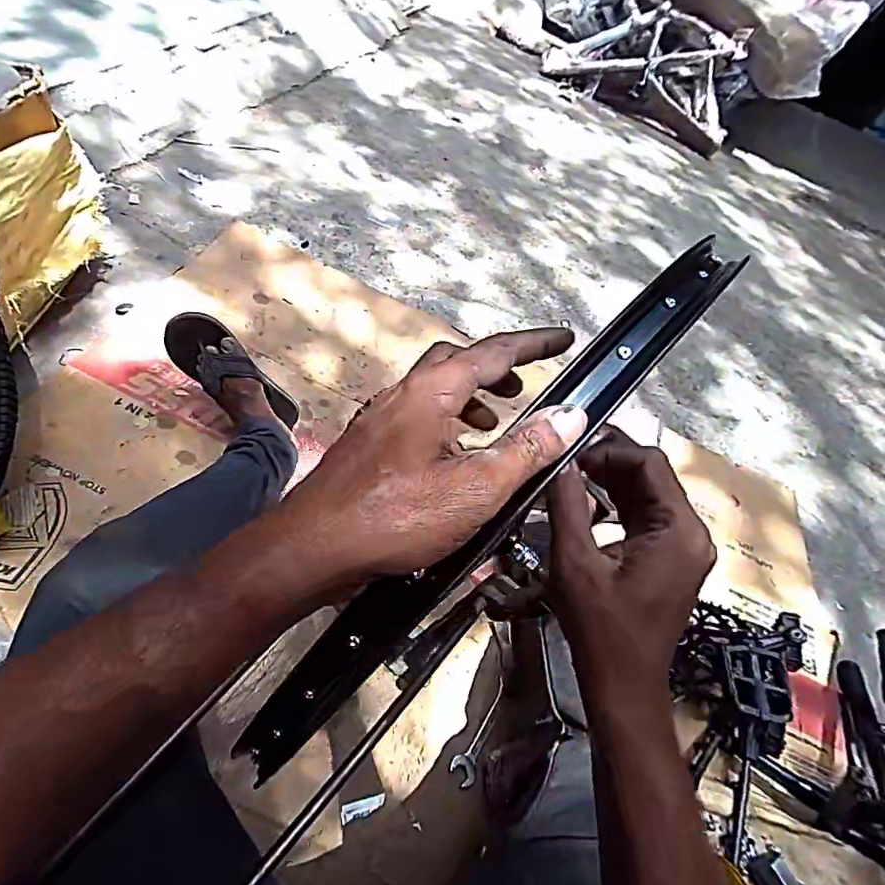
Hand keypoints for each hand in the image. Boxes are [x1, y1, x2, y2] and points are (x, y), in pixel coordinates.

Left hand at [251, 328, 586, 598]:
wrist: (315, 545)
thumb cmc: (393, 518)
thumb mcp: (475, 488)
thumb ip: (526, 450)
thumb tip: (568, 415)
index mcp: (429, 393)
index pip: (493, 352)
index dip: (534, 345)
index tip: (564, 339)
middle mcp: (400, 394)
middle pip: (456, 362)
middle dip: (494, 368)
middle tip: (522, 387)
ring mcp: (378, 418)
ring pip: (432, 390)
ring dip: (468, 397)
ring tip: (492, 424)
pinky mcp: (368, 444)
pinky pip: (414, 415)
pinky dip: (444, 421)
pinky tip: (451, 456)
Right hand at [544, 428, 716, 696]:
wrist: (623, 684)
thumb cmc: (601, 629)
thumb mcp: (574, 562)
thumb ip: (566, 506)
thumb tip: (559, 462)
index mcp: (678, 531)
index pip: (649, 463)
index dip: (608, 450)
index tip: (570, 455)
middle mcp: (690, 534)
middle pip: (652, 475)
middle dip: (607, 462)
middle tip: (565, 461)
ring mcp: (684, 547)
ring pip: (647, 493)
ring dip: (610, 481)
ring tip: (569, 478)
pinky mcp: (671, 559)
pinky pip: (645, 515)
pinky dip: (616, 503)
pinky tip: (585, 503)